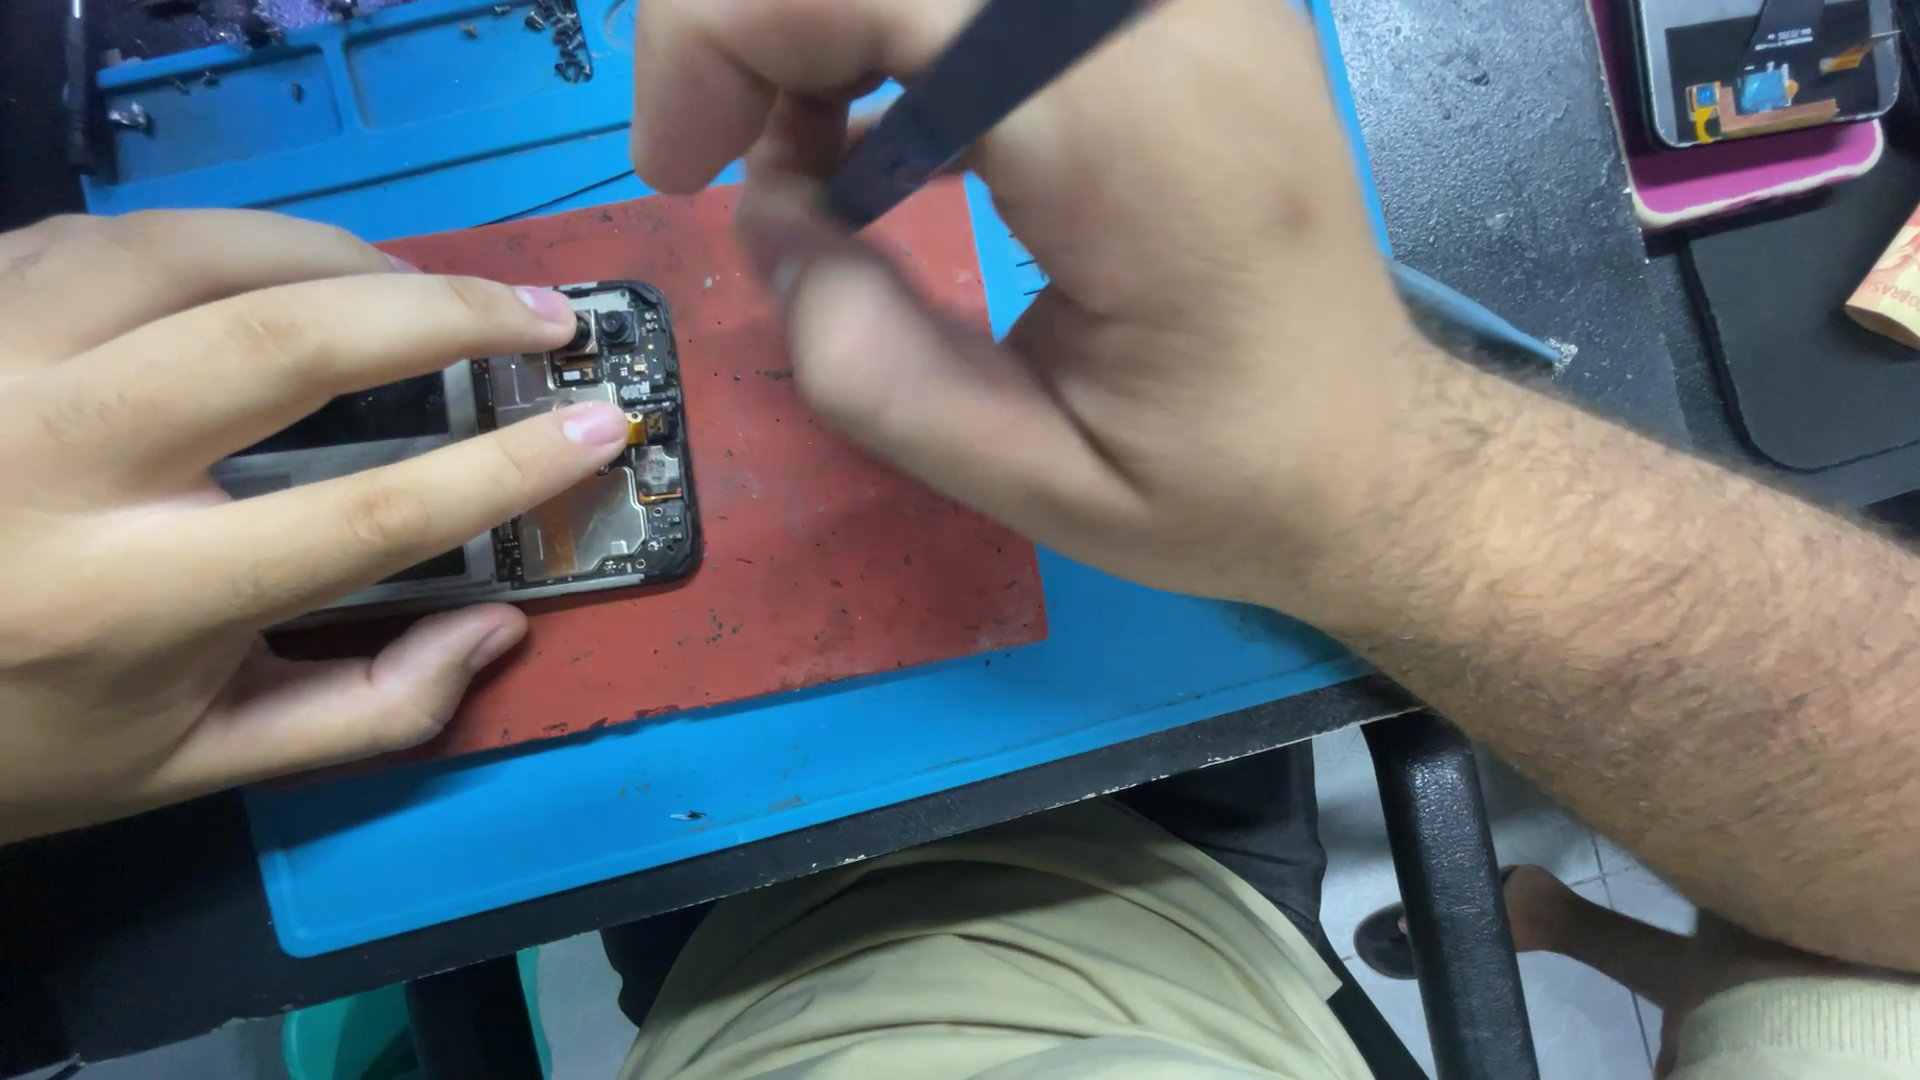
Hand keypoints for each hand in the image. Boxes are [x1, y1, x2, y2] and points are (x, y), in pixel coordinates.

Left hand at [0, 210, 632, 842]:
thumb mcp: (205, 762)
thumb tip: (501, 625)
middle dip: (445, 314)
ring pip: (183, 255)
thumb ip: (376, 708)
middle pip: (280, 345)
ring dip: (342, 255)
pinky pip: (100, 237)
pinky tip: (297, 274)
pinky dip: (231, 243)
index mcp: (130, 602)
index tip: (602, 424)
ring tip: (428, 284)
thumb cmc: (14, 740)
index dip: (511, 467)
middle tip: (542, 314)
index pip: (374, 516)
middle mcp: (37, 468)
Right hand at [631, 0, 1433, 609]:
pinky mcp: (1186, 16)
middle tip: (745, 165)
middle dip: (768, 18)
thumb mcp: (1039, 487)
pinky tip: (902, 139)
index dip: (728, 29)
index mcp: (1140, 143)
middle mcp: (1178, 22)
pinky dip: (907, 30)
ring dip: (839, 23)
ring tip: (819, 170)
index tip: (680, 165)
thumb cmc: (1222, 489)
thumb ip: (882, 376)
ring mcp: (1195, 0)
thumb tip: (773, 234)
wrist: (1370, 459)